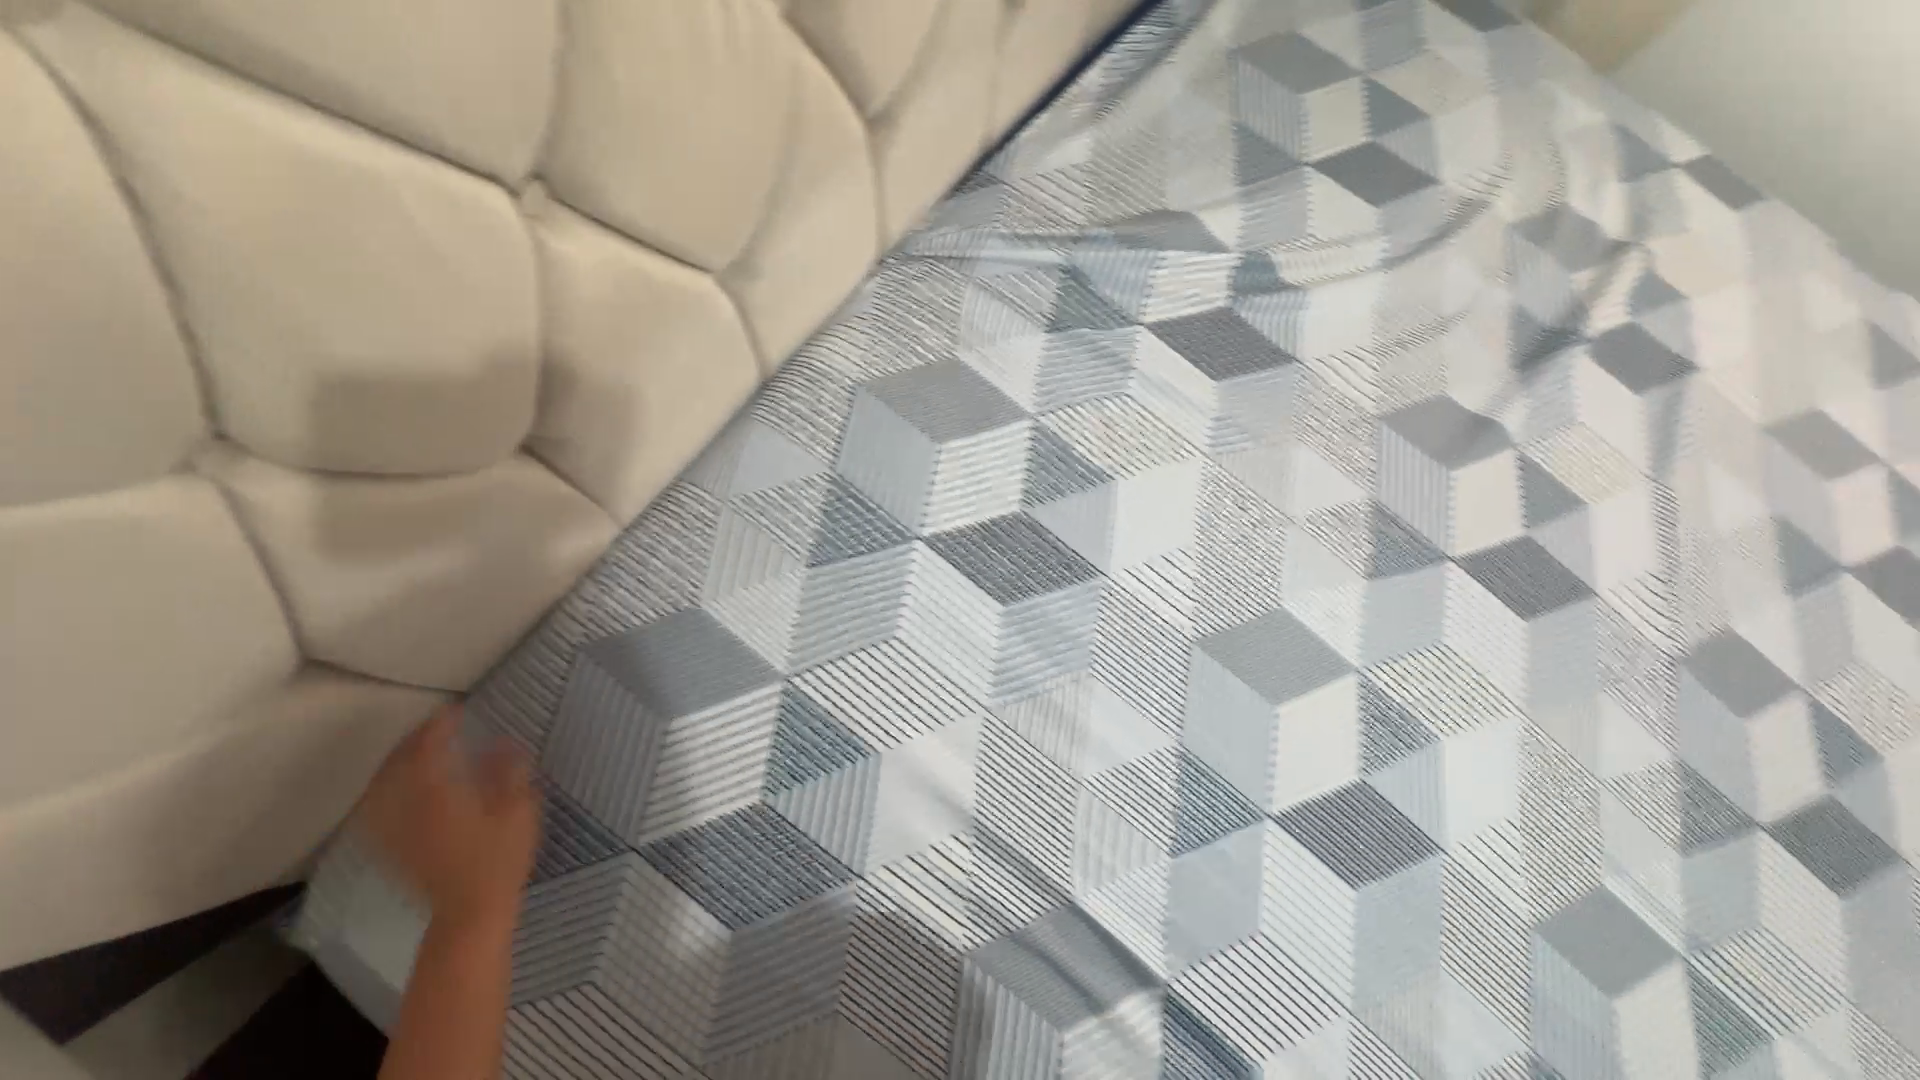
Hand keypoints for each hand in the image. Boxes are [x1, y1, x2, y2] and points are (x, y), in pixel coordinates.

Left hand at [358, 705, 541, 927]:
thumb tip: (504, 740)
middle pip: (400, 762)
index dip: (440, 725)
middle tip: (433, 725)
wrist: (470, 911)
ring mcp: (395, 828)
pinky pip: (375, 809)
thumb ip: (508, 772)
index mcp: (440, 792)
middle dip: (414, 739)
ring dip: (394, 761)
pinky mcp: (390, 846)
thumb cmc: (500, 859)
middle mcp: (409, 805)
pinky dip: (381, 790)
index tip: (454, 709)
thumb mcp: (519, 811)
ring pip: (382, 784)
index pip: (431, 747)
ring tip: (410, 749)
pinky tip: (389, 787)